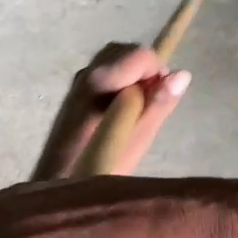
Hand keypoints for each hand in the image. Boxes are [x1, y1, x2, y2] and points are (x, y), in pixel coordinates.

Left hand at [30, 44, 188, 180]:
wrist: (56, 185)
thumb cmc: (99, 170)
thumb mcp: (136, 141)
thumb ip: (157, 105)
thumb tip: (181, 74)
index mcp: (98, 85)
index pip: (137, 55)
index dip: (156, 71)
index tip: (162, 96)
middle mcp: (85, 76)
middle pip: (122, 52)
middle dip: (145, 70)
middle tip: (154, 102)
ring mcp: (76, 84)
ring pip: (112, 60)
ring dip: (132, 76)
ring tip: (140, 108)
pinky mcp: (74, 94)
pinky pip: (103, 73)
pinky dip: (119, 82)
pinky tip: (123, 112)